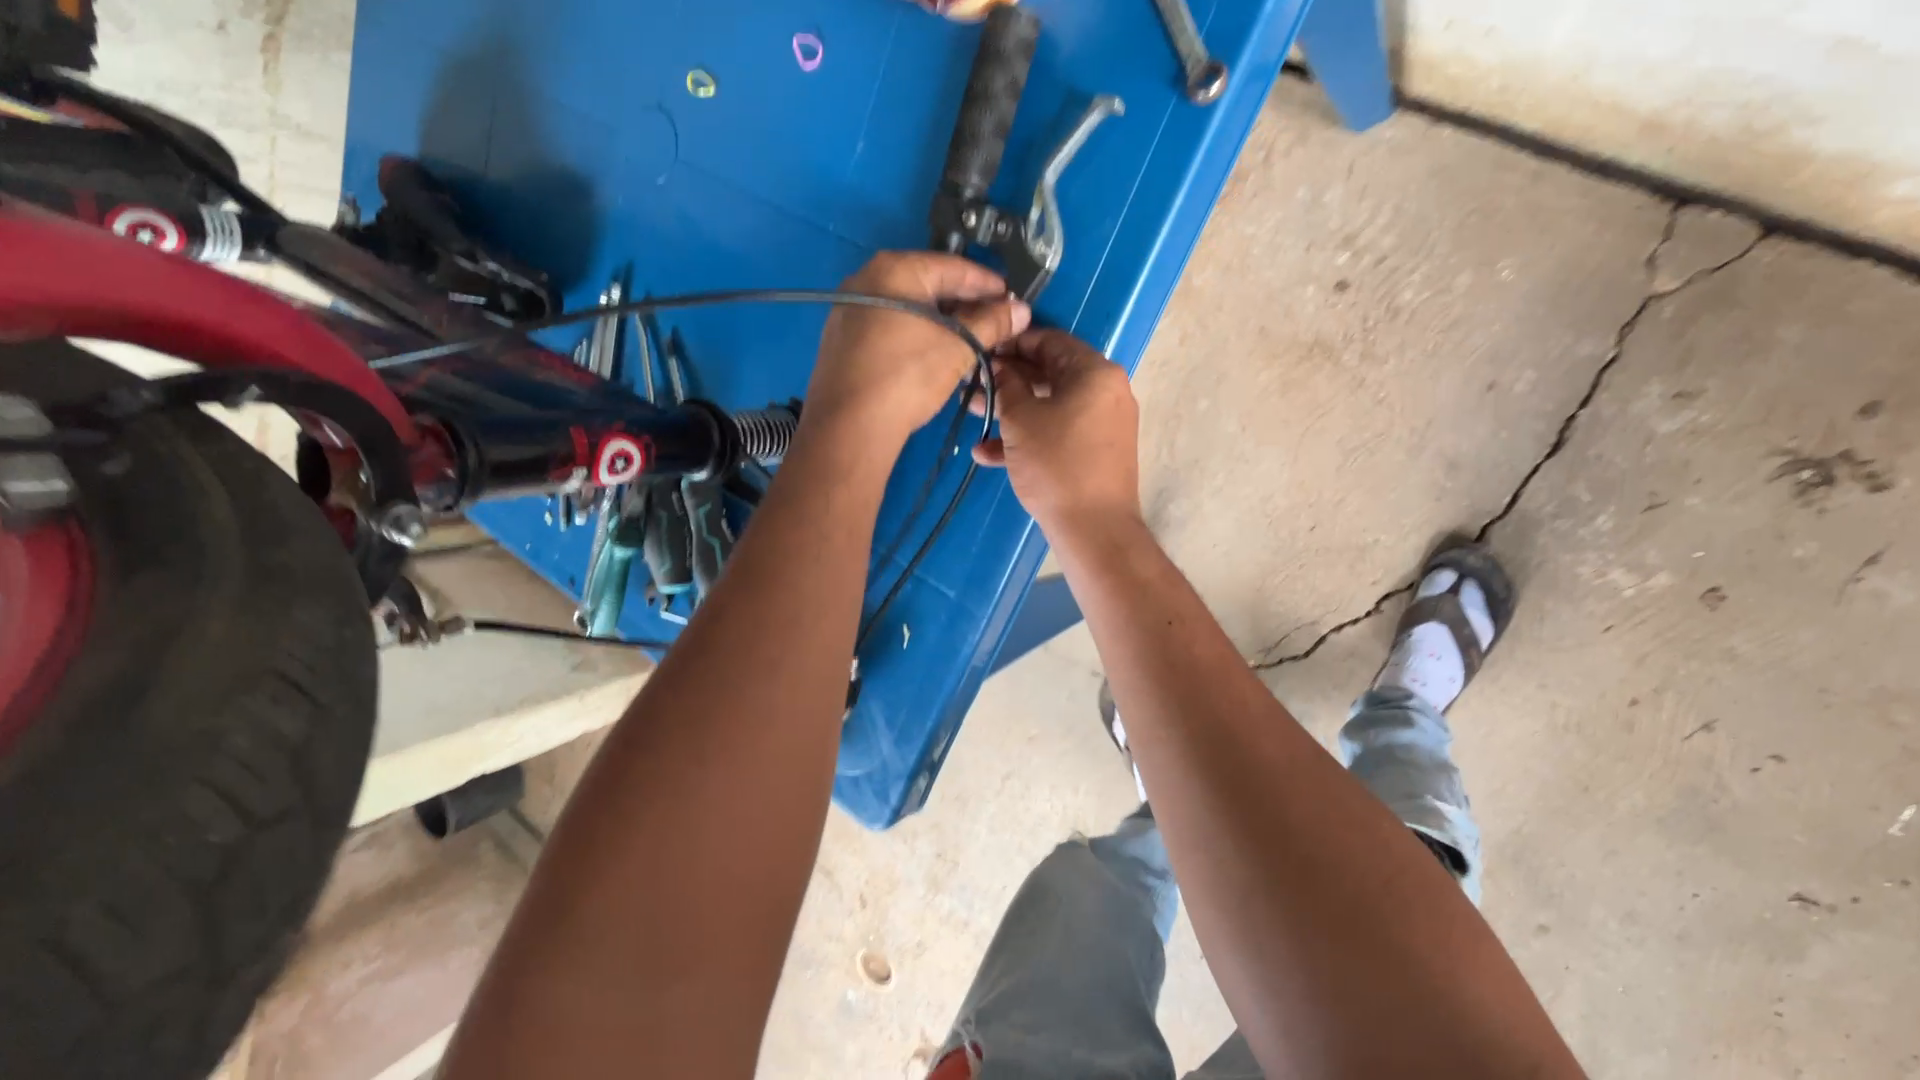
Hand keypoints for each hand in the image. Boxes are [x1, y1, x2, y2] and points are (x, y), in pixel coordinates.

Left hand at [808, 252, 1030, 449]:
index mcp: (894, 269)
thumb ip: (992, 323)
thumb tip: (1021, 309)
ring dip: (940, 321)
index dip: (988, 283)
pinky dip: (915, 334)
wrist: (849, 427)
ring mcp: (848, 309)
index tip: (1012, 298)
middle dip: (964, 303)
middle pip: (927, 284)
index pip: (953, 266)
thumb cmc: (908, 377)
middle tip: (994, 322)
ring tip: (969, 340)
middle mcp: (865, 278)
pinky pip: (888, 326)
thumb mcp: (958, 347)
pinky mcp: (841, 339)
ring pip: (907, 307)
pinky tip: (933, 354)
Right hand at [971, 328, 1141, 536]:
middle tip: (973, 384)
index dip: (1012, 342)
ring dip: (1013, 411)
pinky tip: (989, 455)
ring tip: (974, 416)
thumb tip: (996, 365)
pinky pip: (1060, 431)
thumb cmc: (1056, 464)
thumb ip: (1006, 385)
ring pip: (1051, 405)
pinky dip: (1031, 437)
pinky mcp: (1097, 451)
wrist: (1094, 528)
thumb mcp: (1020, 420)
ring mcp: (1104, 423)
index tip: (981, 350)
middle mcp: (1107, 391)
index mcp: (1095, 372)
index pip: (1050, 340)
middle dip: (1008, 380)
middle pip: (1050, 373)